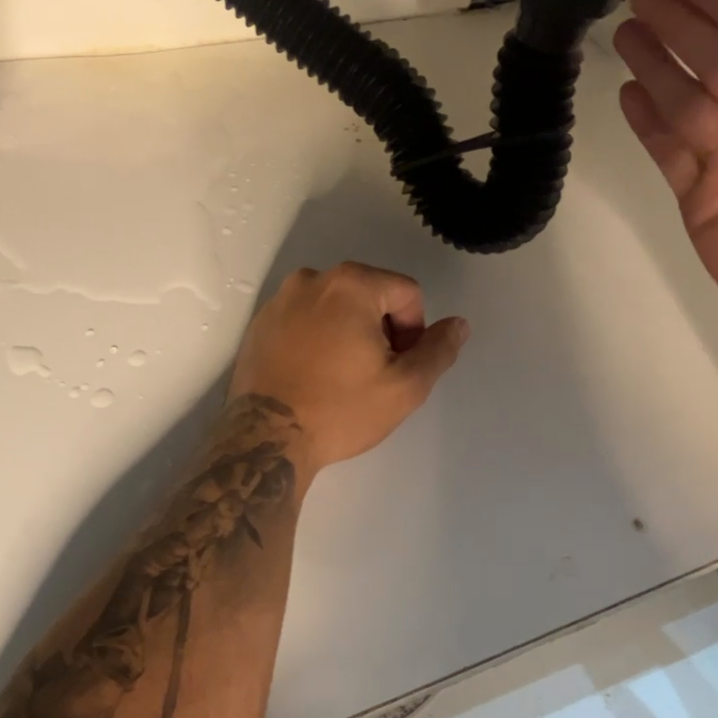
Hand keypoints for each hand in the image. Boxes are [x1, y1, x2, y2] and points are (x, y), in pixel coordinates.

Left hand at [229, 262, 468, 473]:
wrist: (267, 438)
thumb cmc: (340, 409)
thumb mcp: (404, 386)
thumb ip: (437, 350)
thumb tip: (459, 325)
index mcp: (350, 284)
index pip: (406, 294)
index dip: (414, 332)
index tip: (399, 368)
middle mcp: (311, 279)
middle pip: (369, 296)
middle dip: (381, 331)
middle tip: (373, 377)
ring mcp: (278, 300)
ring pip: (334, 309)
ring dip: (348, 335)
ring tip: (342, 380)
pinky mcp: (258, 325)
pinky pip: (302, 322)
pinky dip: (315, 341)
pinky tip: (313, 378)